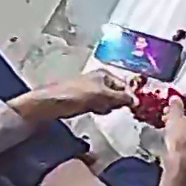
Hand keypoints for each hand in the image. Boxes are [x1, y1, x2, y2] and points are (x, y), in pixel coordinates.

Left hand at [11, 71, 134, 124]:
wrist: (49, 104)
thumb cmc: (77, 96)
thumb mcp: (105, 96)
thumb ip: (123, 98)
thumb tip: (137, 102)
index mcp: (105, 74)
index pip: (126, 86)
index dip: (129, 97)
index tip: (131, 108)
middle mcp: (98, 78)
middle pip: (117, 93)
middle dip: (116, 102)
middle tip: (109, 107)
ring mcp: (89, 88)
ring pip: (108, 100)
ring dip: (106, 106)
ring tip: (98, 109)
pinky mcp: (82, 97)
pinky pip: (98, 104)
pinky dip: (97, 108)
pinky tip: (92, 111)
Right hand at [159, 91, 185, 185]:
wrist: (180, 163)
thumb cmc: (179, 140)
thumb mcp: (175, 119)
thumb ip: (176, 105)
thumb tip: (175, 97)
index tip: (176, 92)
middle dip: (184, 104)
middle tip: (171, 102)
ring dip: (182, 113)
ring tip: (167, 112)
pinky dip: (184, 121)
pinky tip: (171, 122)